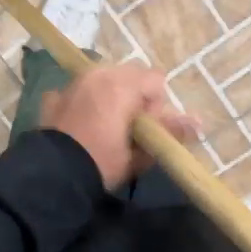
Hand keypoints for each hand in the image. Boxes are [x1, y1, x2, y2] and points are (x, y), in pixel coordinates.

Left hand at [40, 64, 197, 189]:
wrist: (53, 176)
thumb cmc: (102, 163)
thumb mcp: (139, 153)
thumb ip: (169, 132)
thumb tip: (198, 122)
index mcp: (121, 84)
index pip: (155, 80)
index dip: (157, 105)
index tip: (148, 130)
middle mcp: (96, 74)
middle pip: (128, 76)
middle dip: (133, 97)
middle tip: (129, 129)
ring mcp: (71, 83)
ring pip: (101, 80)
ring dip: (108, 97)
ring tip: (104, 128)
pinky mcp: (52, 97)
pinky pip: (76, 93)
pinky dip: (82, 103)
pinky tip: (79, 126)